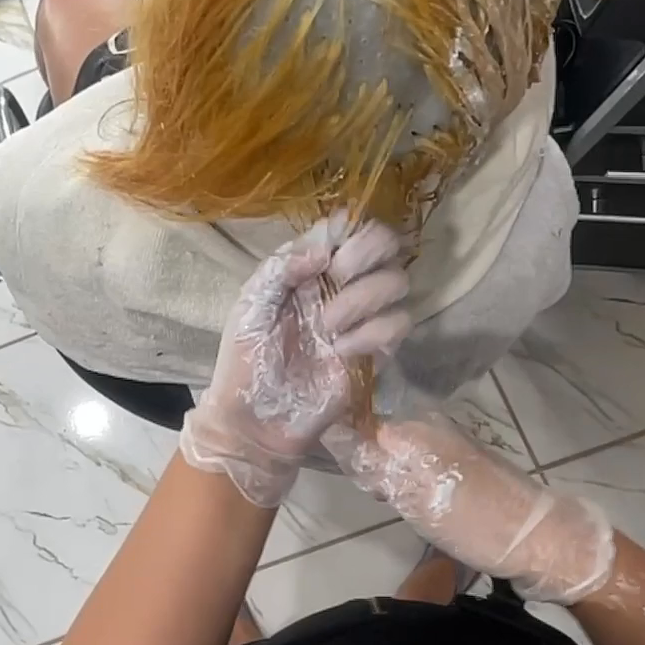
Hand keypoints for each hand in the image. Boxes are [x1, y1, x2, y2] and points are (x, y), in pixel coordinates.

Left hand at [180, 217, 411, 507]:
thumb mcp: (250, 305)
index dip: (347, 229)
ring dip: (363, 297)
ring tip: (328, 326)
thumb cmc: (245, 358)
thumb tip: (324, 251)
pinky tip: (342, 349)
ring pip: (398, 281)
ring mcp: (361, 318)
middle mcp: (340, 285)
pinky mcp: (376, 352)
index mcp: (309, 268)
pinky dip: (372, 332)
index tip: (328, 252)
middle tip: (337, 275)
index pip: (347, 227)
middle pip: (386, 243)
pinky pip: (398, 324)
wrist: (255, 418)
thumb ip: (280, 269)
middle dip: (366, 252)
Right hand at [322, 406, 615, 603]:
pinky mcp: (456, 460)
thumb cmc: (475, 523)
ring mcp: (445, 442)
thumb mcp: (416, 500)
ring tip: (392, 501)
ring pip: (393, 449)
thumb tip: (332, 433)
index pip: (359, 420)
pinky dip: (405, 478)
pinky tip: (411, 502)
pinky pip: (414, 460)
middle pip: (374, 434)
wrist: (542, 541)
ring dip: (385, 473)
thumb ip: (373, 464)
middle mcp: (429, 426)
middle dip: (365, 461)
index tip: (342, 469)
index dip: (343, 442)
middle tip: (376, 494)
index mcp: (416, 429)